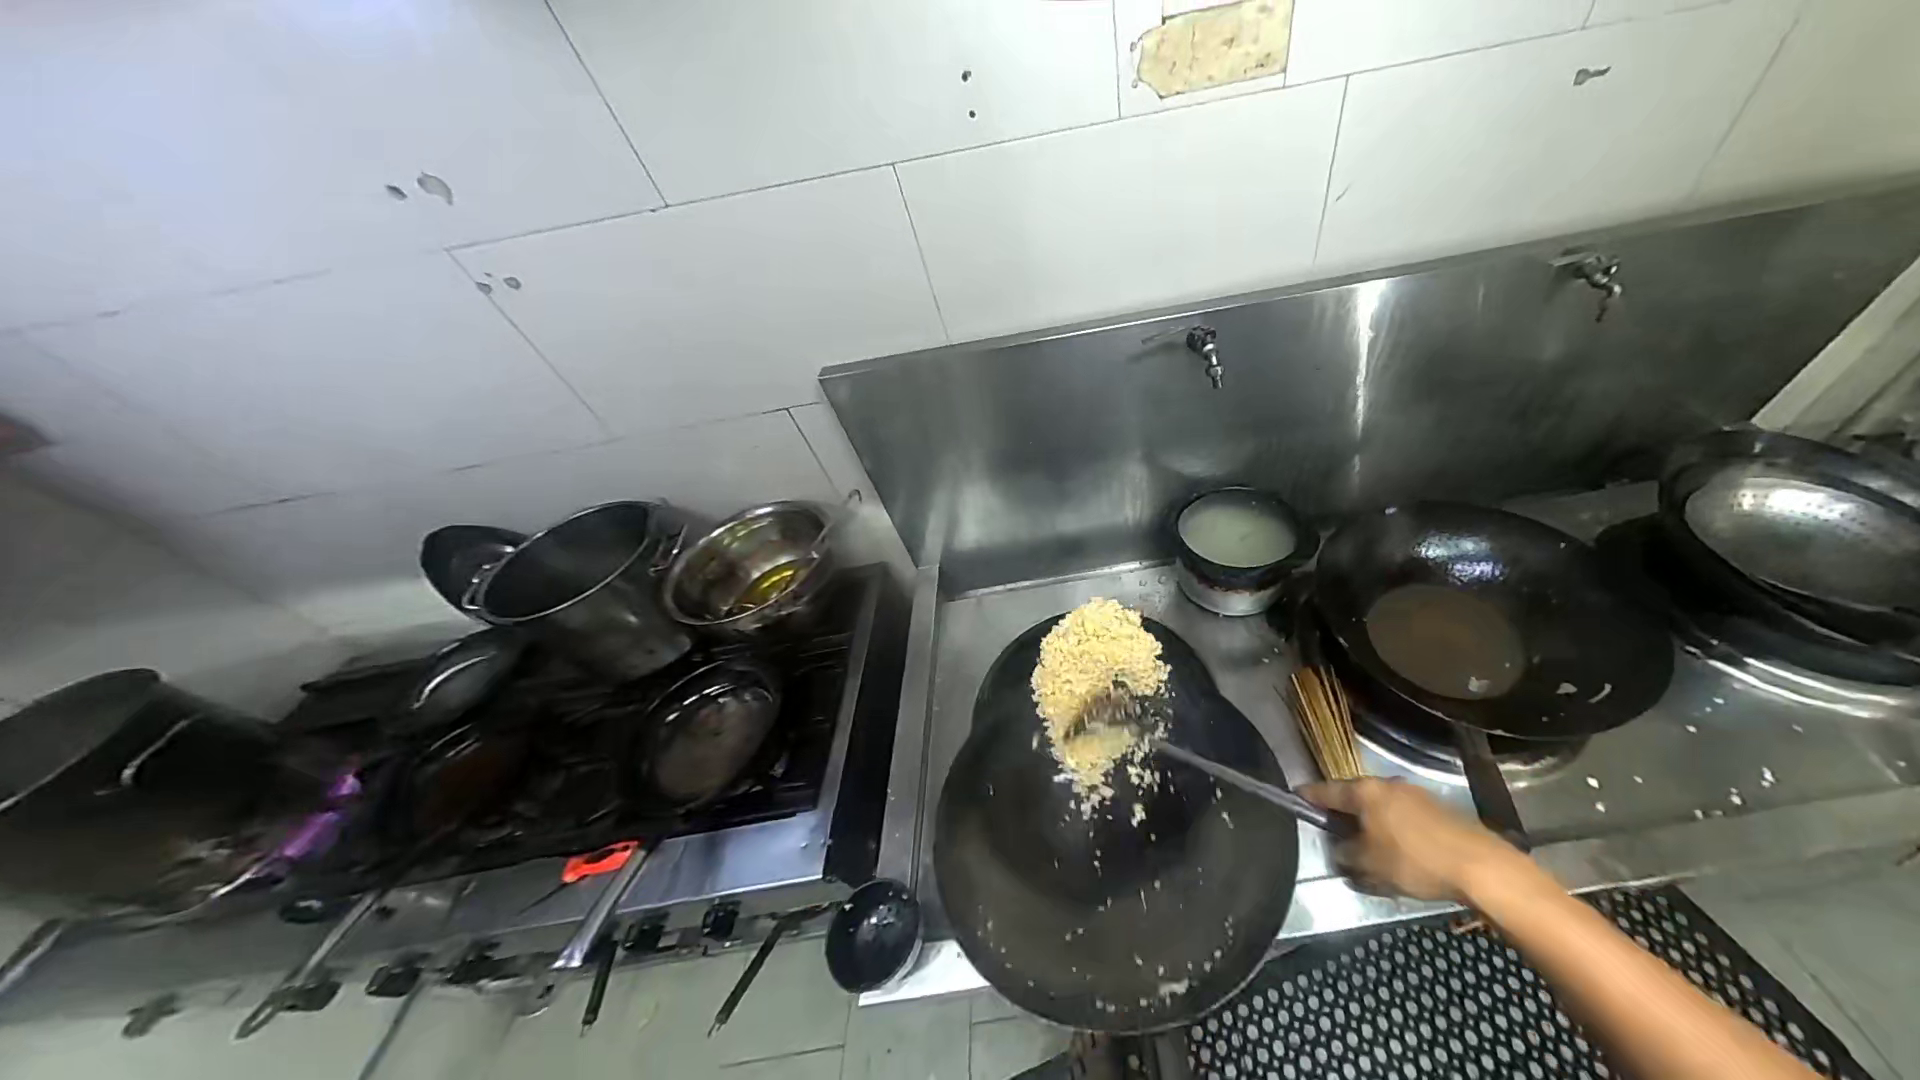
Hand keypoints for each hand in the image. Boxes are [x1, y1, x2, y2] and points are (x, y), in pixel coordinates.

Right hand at [1302, 778, 1526, 900]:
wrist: (1484, 870)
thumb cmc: (1416, 862)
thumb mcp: (1369, 866)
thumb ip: (1345, 854)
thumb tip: (1340, 850)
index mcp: (1365, 791)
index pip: (1326, 791)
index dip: (1308, 797)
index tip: (1295, 799)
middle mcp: (1388, 784)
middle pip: (1355, 797)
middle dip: (1344, 815)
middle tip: (1335, 834)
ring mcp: (1417, 794)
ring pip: (1382, 808)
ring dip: (1373, 824)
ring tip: (1370, 849)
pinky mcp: (1441, 810)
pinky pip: (1405, 817)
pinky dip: (1396, 830)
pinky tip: (1401, 853)